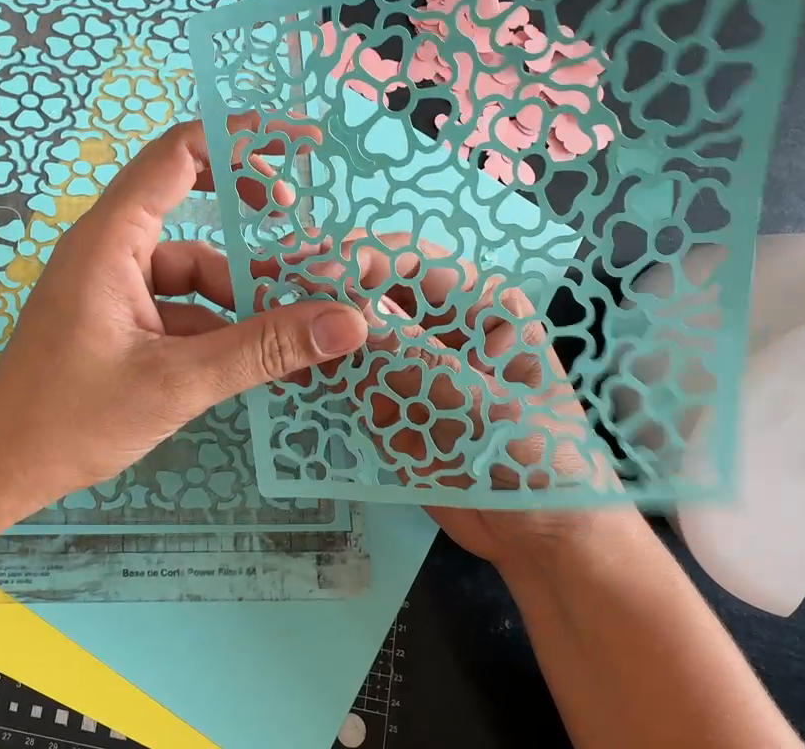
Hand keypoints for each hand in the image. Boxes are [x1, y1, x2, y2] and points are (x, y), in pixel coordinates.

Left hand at [0, 121, 370, 510]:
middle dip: (247, 218)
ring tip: (299, 323)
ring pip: (188, 268)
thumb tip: (349, 321)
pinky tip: (255, 357)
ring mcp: (109, 283)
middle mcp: (109, 247)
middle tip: (305, 233)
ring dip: (239, 292)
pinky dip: (214, 323)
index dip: (238, 138)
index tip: (297, 141)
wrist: (0, 465)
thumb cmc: (72, 417)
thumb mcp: (178, 381)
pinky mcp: (113, 317)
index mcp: (111, 238)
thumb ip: (263, 348)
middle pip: (186, 205)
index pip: (177, 154)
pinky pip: (174, 304)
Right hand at [270, 230, 615, 567]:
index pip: (411, 262)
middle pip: (369, 286)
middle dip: (320, 283)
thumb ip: (414, 360)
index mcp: (480, 304)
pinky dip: (311, 367)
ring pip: (346, 326)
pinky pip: (340, 371)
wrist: (544, 544)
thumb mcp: (481, 407)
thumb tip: (344, 314)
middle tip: (266, 282)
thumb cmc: (540, 465)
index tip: (310, 276)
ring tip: (260, 321)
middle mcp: (439, 320)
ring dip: (306, 324)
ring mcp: (407, 358)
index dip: (358, 260)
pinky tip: (283, 368)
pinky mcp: (384, 396)